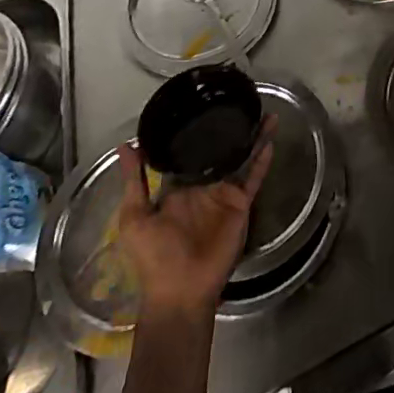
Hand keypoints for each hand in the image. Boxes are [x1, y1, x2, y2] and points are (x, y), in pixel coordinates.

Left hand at [115, 122, 273, 314]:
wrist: (178, 291)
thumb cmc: (153, 256)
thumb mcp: (135, 214)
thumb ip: (134, 179)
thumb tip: (125, 144)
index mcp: (178, 187)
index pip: (187, 152)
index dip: (194, 131)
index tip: (200, 105)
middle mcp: (203, 187)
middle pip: (218, 151)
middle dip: (228, 130)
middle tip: (236, 101)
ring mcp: (223, 195)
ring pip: (239, 159)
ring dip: (251, 138)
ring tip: (262, 113)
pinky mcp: (239, 206)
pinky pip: (252, 179)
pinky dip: (261, 161)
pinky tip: (268, 140)